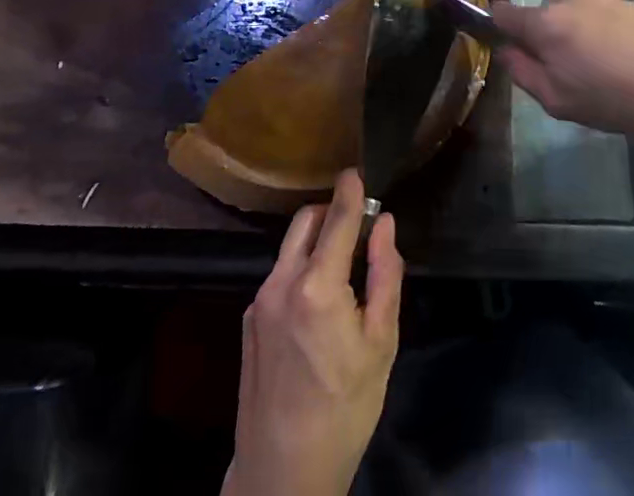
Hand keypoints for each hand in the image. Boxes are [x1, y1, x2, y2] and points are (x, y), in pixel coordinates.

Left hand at [223, 170, 402, 495]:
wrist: (284, 460)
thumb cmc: (347, 405)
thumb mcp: (381, 344)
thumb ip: (384, 278)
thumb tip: (385, 227)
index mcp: (317, 285)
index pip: (336, 222)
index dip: (349, 194)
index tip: (357, 172)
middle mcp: (280, 279)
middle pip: (304, 223)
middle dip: (329, 211)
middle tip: (356, 221)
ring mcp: (259, 296)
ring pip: (289, 248)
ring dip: (315, 242)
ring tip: (343, 265)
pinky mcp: (249, 314)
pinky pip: (278, 275)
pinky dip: (300, 269)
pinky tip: (317, 302)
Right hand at [493, 0, 633, 164]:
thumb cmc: (618, 99)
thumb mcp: (557, 100)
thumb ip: (521, 71)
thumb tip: (508, 50)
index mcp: (545, 21)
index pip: (501, 12)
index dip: (500, 31)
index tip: (514, 52)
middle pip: (542, 15)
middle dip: (547, 39)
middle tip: (568, 74)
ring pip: (576, 17)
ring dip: (581, 39)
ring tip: (607, 75)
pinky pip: (607, 20)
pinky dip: (610, 39)